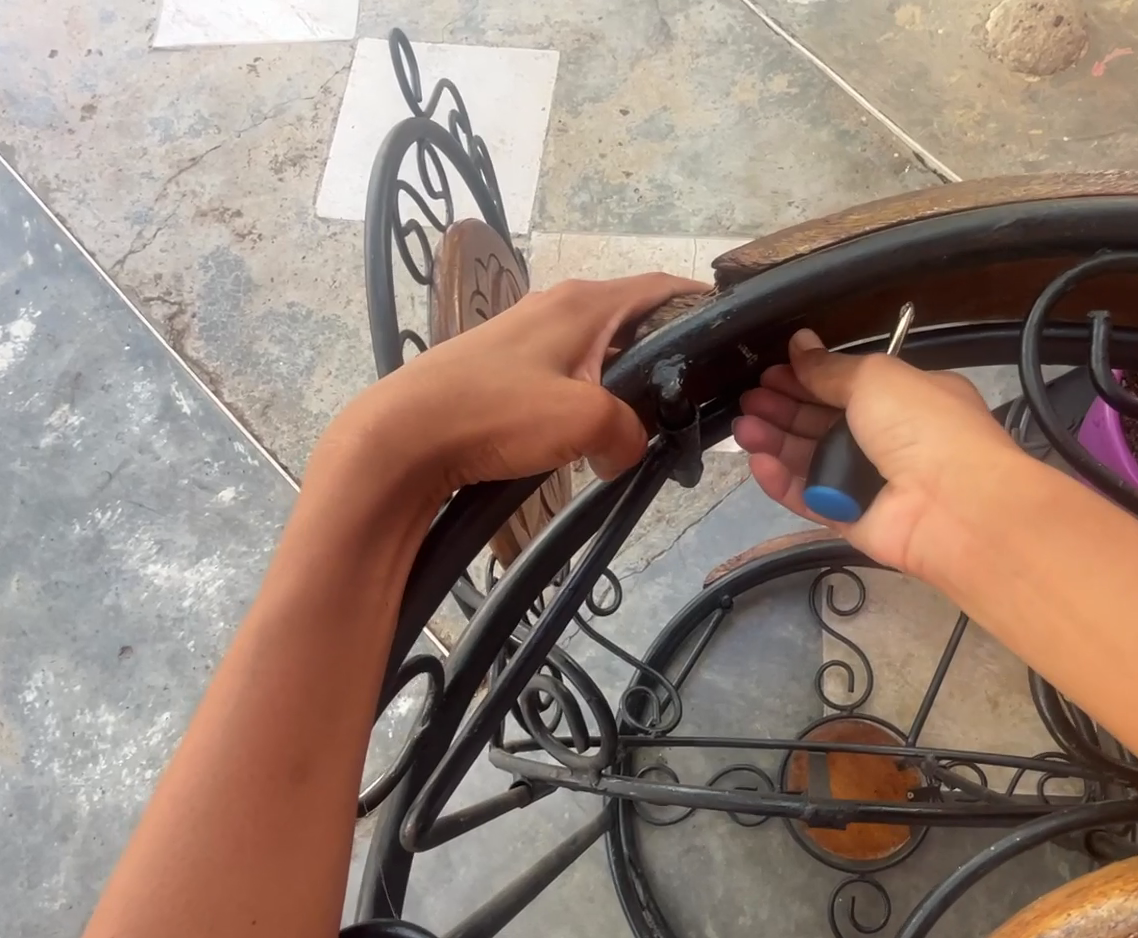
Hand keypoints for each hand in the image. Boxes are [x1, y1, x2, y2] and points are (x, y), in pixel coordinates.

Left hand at [320, 273, 705, 497]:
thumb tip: (624, 450)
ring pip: (600, 353)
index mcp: (584, 303)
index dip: (700, 302)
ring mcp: (529, 336)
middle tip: (694, 394)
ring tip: (648, 421)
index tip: (732, 331)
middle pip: (632, 321)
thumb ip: (628, 434)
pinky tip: (593, 433)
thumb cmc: (496, 412)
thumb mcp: (584, 420)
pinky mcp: (507, 368)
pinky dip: (593, 397)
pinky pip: (570, 375)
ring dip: (626, 383)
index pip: (660, 287)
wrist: (405, 435)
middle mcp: (558, 307)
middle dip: (667, 353)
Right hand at [733, 329, 1020, 576]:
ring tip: (744, 428)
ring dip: (775, 442)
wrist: (952, 503)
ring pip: (808, 460)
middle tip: (750, 399)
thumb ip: (830, 367)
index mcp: (903, 399)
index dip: (805, 378)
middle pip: (820, 422)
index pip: (843, 386)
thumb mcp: (876, 378)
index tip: (772, 371)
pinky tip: (759, 462)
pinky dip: (782, 481)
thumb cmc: (922, 427)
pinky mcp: (847, 518)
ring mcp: (864, 482)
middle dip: (783, 408)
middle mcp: (885, 440)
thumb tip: (799, 344)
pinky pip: (807, 498)